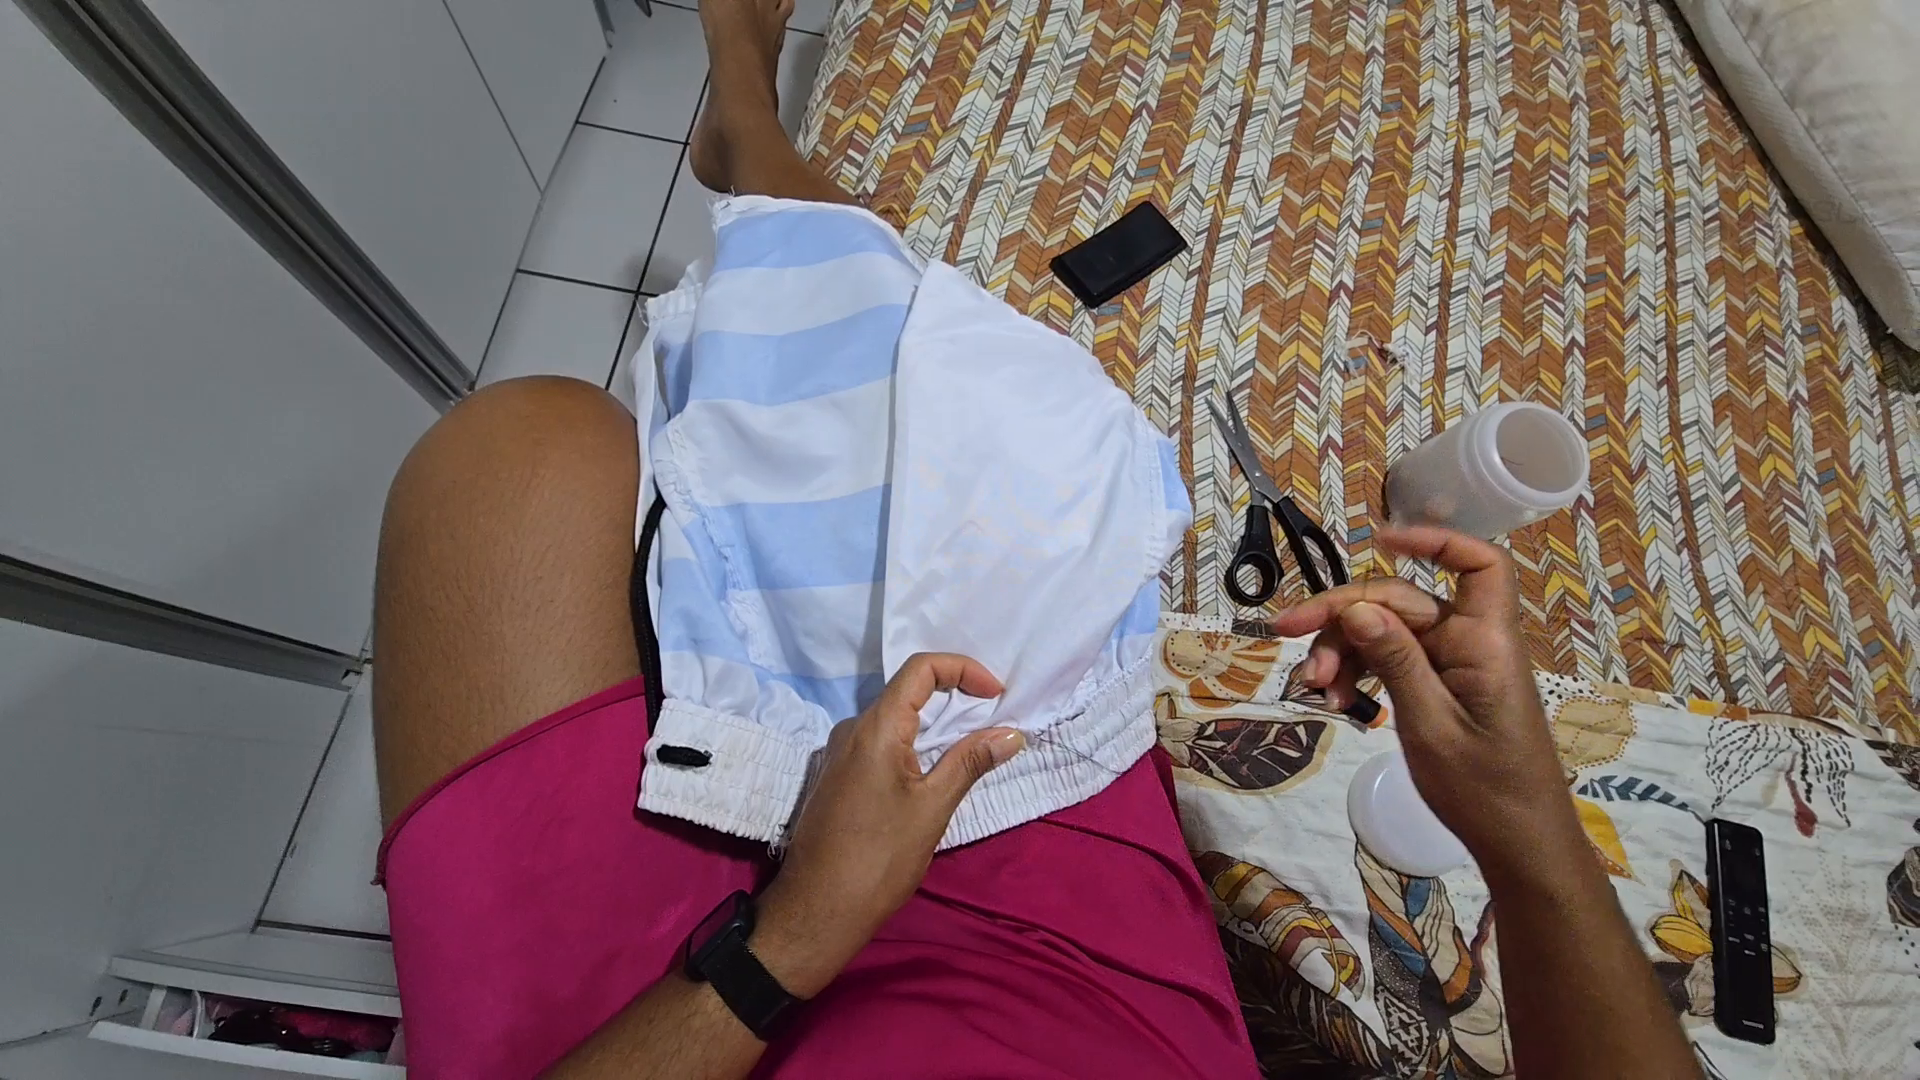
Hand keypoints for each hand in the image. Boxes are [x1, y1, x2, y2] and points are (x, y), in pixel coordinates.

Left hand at [750, 653, 1023, 997]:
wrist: (815, 912)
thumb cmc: (878, 860)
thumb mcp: (932, 808)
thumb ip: (971, 761)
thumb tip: (1012, 733)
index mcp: (876, 727)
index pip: (921, 668)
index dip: (964, 669)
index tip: (996, 693)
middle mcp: (853, 728)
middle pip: (907, 689)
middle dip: (954, 693)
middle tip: (992, 714)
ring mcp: (840, 751)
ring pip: (894, 717)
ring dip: (934, 720)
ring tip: (970, 741)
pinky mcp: (837, 774)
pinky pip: (880, 740)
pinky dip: (913, 740)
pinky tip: (932, 767)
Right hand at [1270, 525, 1581, 880]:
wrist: (1516, 846)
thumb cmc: (1485, 789)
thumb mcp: (1431, 724)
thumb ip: (1397, 661)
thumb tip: (1358, 606)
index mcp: (1483, 643)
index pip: (1478, 566)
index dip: (1436, 542)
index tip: (1378, 541)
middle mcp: (1466, 642)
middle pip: (1397, 601)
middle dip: (1340, 616)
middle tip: (1286, 634)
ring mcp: (1448, 663)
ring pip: (1381, 630)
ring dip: (1340, 651)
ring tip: (1314, 688)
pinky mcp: (1433, 684)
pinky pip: (1384, 659)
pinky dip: (1354, 672)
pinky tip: (1332, 699)